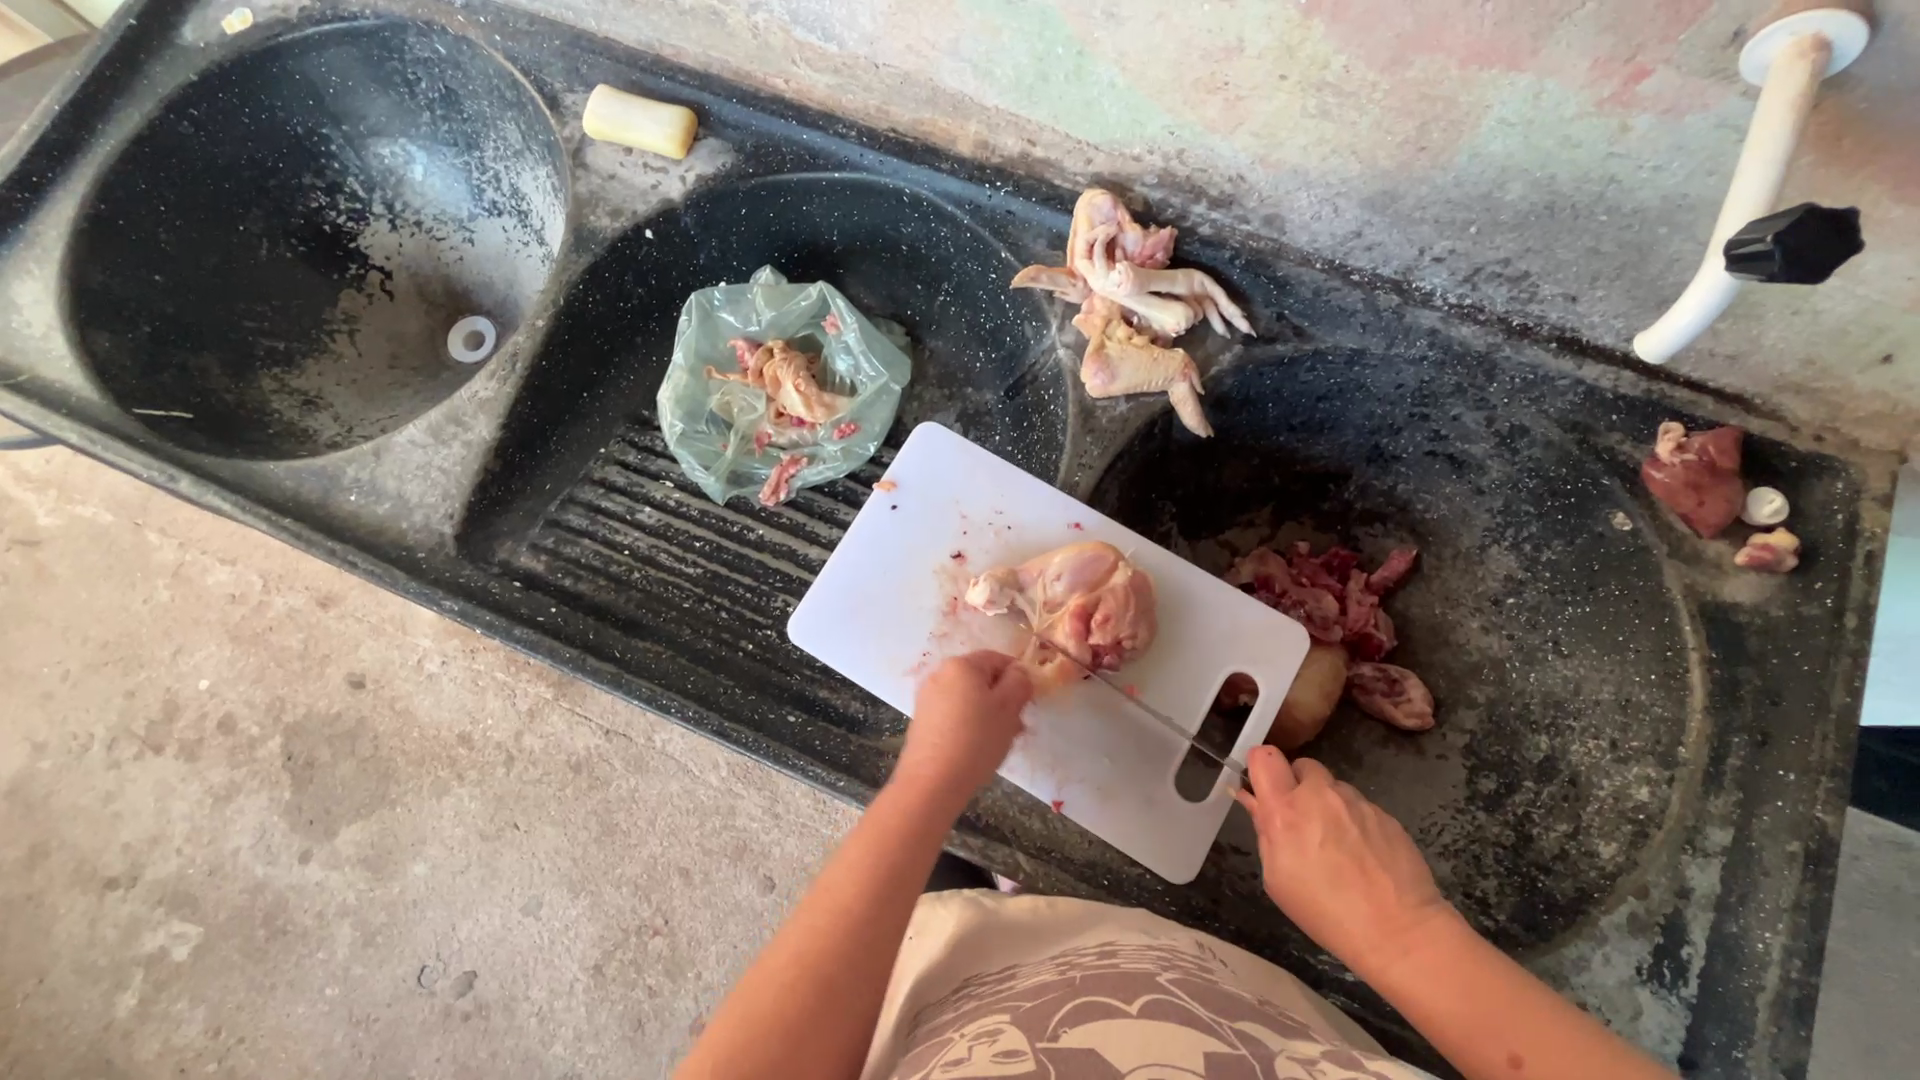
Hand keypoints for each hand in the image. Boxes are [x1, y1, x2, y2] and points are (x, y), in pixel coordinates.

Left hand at [894, 651, 1032, 807]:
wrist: (932, 781)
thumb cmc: (976, 740)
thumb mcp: (1008, 708)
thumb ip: (1019, 683)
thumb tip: (1019, 672)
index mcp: (961, 665)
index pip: (998, 659)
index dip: (1017, 677)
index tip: (1027, 701)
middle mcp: (939, 674)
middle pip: (981, 679)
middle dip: (1002, 699)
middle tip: (1016, 725)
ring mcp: (927, 698)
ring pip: (968, 698)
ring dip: (987, 714)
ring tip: (999, 741)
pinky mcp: (922, 720)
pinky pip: (953, 714)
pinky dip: (968, 724)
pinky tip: (976, 748)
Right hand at [1234, 745, 1457, 979]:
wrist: (1398, 931)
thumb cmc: (1325, 911)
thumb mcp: (1276, 878)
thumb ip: (1265, 832)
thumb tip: (1256, 802)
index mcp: (1285, 810)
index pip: (1264, 757)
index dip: (1261, 768)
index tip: (1264, 787)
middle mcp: (1321, 796)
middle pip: (1301, 766)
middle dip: (1297, 786)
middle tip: (1302, 820)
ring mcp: (1357, 803)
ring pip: (1334, 788)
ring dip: (1329, 805)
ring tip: (1339, 845)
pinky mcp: (1385, 815)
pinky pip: (1360, 807)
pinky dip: (1355, 822)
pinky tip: (1364, 855)